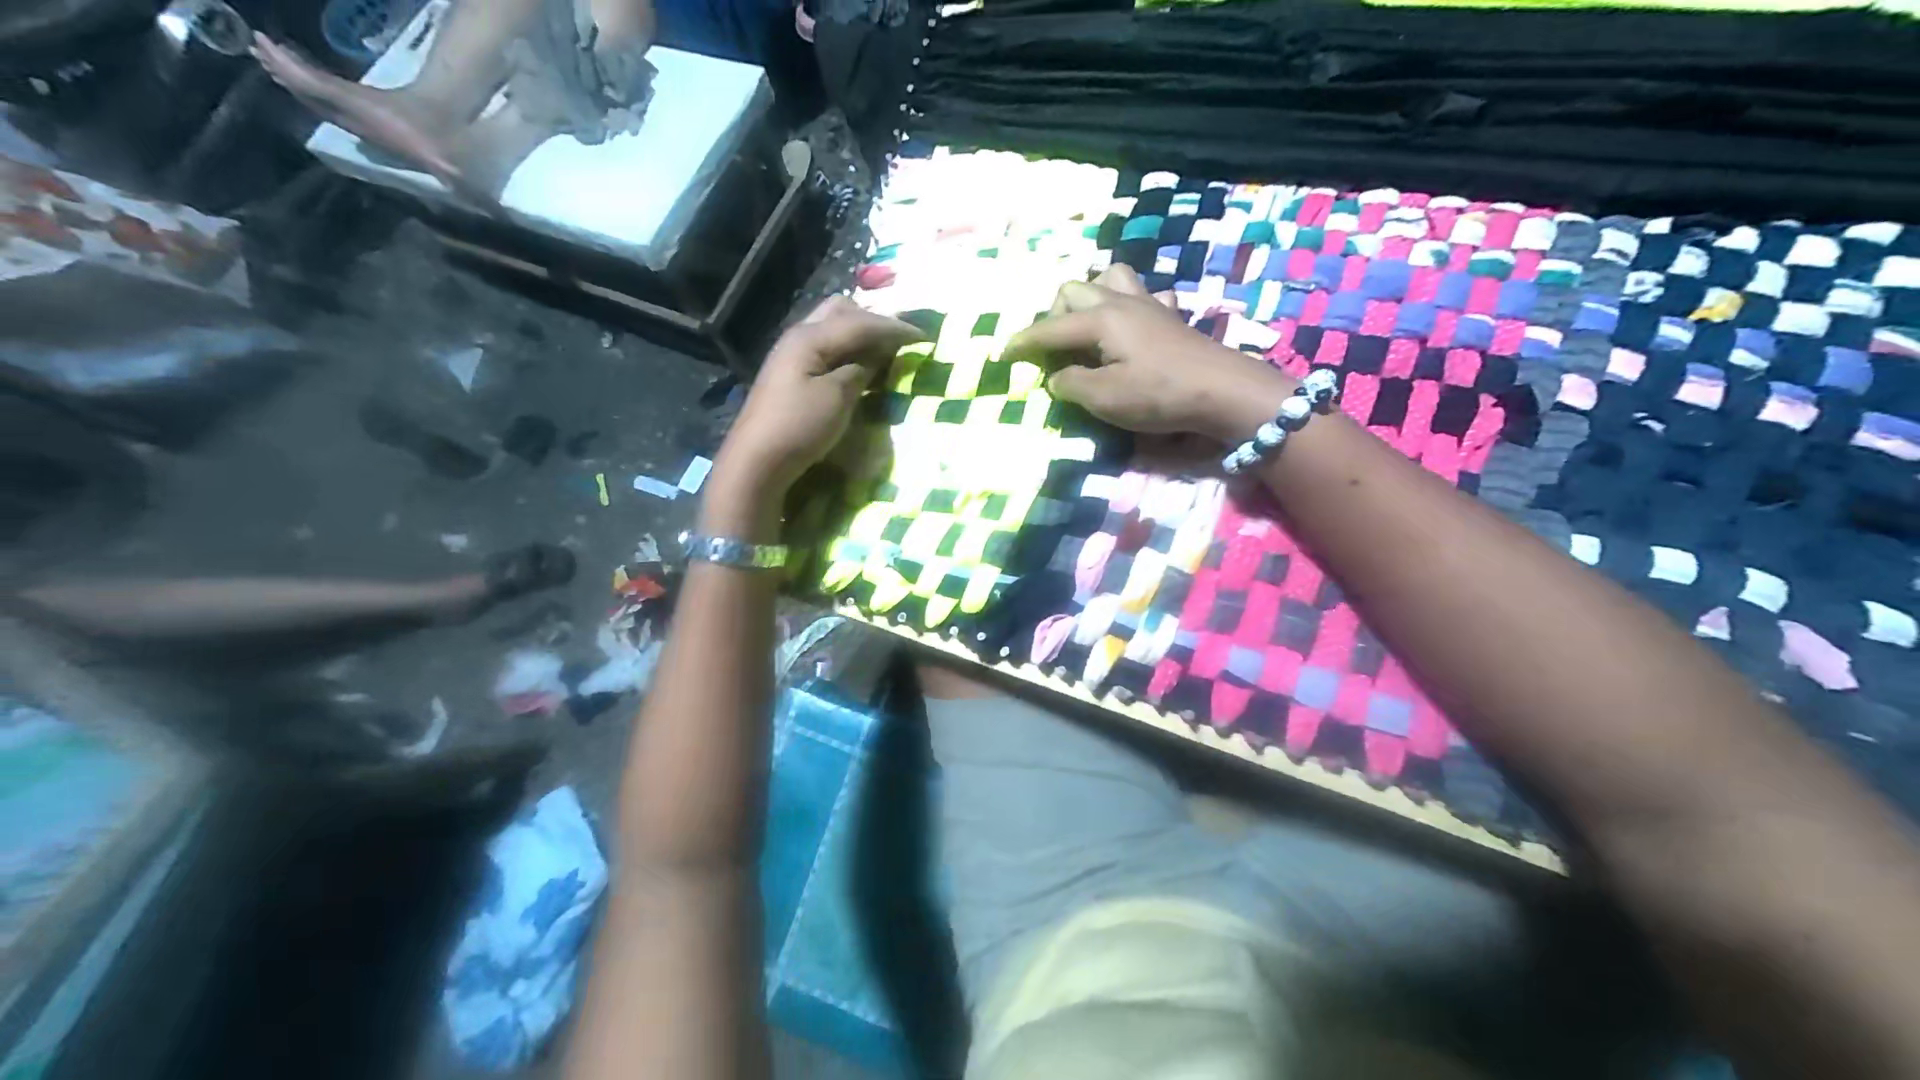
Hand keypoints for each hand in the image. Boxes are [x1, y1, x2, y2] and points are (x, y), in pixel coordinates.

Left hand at [709, 296, 924, 511]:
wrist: (757, 460)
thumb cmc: (799, 426)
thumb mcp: (838, 397)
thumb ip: (860, 369)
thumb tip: (876, 355)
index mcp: (810, 337)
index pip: (861, 322)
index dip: (895, 327)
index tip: (925, 336)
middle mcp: (799, 336)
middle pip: (841, 311)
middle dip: (873, 319)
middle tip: (898, 339)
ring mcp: (791, 354)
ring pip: (831, 327)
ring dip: (859, 333)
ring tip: (883, 351)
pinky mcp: (790, 374)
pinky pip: (825, 347)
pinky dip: (847, 349)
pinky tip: (859, 366)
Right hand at [1008, 265, 1294, 442]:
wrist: (1223, 391)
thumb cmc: (1159, 394)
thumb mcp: (1104, 398)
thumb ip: (1071, 385)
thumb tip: (1057, 377)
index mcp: (1100, 319)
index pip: (1050, 328)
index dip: (1023, 342)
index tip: (1003, 354)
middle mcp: (1121, 302)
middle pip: (1074, 290)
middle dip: (1054, 314)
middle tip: (1053, 349)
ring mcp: (1149, 306)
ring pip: (1110, 278)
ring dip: (1091, 297)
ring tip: (1087, 329)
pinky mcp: (1171, 317)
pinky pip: (1145, 296)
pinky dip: (1130, 305)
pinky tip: (1131, 327)